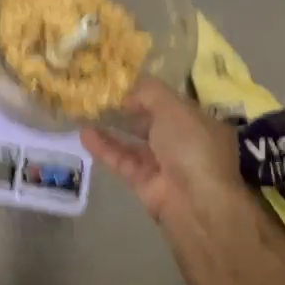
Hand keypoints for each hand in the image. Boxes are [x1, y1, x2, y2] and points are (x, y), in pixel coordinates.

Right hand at [81, 77, 253, 235]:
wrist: (195, 200)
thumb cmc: (192, 146)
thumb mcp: (174, 108)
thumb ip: (150, 93)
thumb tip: (128, 90)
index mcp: (199, 123)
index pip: (172, 103)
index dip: (149, 93)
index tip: (122, 83)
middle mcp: (183, 143)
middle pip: (151, 122)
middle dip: (127, 110)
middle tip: (99, 97)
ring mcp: (163, 164)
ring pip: (133, 142)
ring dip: (111, 128)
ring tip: (85, 113)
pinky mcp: (144, 181)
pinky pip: (122, 160)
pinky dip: (104, 147)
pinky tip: (85, 134)